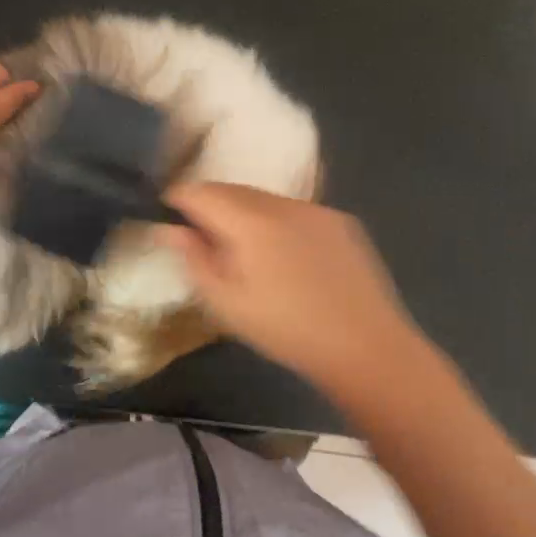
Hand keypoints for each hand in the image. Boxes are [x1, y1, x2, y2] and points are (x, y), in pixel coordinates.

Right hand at [161, 183, 429, 390]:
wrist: (367, 347)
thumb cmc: (285, 330)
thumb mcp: (226, 303)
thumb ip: (193, 259)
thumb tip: (168, 228)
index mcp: (249, 222)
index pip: (199, 191)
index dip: (178, 200)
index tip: (168, 219)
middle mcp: (282, 204)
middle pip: (231, 189)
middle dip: (210, 206)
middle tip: (203, 240)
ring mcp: (315, 209)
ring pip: (264, 199)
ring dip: (244, 213)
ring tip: (246, 252)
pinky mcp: (341, 221)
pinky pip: (294, 211)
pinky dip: (277, 223)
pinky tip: (286, 258)